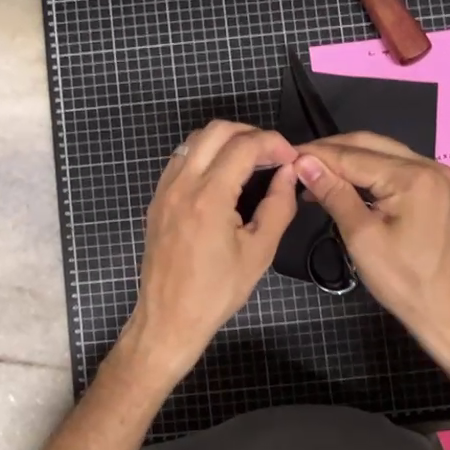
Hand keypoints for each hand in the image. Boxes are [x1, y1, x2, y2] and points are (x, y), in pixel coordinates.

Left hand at [126, 121, 298, 378]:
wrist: (169, 318)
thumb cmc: (217, 292)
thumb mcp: (259, 252)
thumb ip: (278, 206)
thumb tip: (289, 173)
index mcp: (209, 197)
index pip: (244, 145)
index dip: (274, 143)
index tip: (291, 158)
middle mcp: (182, 184)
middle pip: (216, 130)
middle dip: (250, 133)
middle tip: (273, 155)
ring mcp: (164, 190)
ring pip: (194, 140)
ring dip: (225, 140)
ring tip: (251, 162)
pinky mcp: (157, 199)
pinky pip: (181, 159)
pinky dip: (204, 154)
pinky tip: (223, 175)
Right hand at [293, 133, 449, 346]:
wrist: (448, 310)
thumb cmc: (403, 280)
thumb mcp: (361, 236)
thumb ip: (333, 194)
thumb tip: (304, 163)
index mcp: (412, 177)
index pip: (353, 155)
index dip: (316, 155)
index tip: (284, 156)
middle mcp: (429, 166)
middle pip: (369, 145)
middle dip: (331, 151)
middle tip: (296, 162)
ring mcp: (436, 177)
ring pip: (381, 154)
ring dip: (347, 161)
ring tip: (313, 174)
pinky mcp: (435, 190)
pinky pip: (394, 169)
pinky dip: (366, 173)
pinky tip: (343, 184)